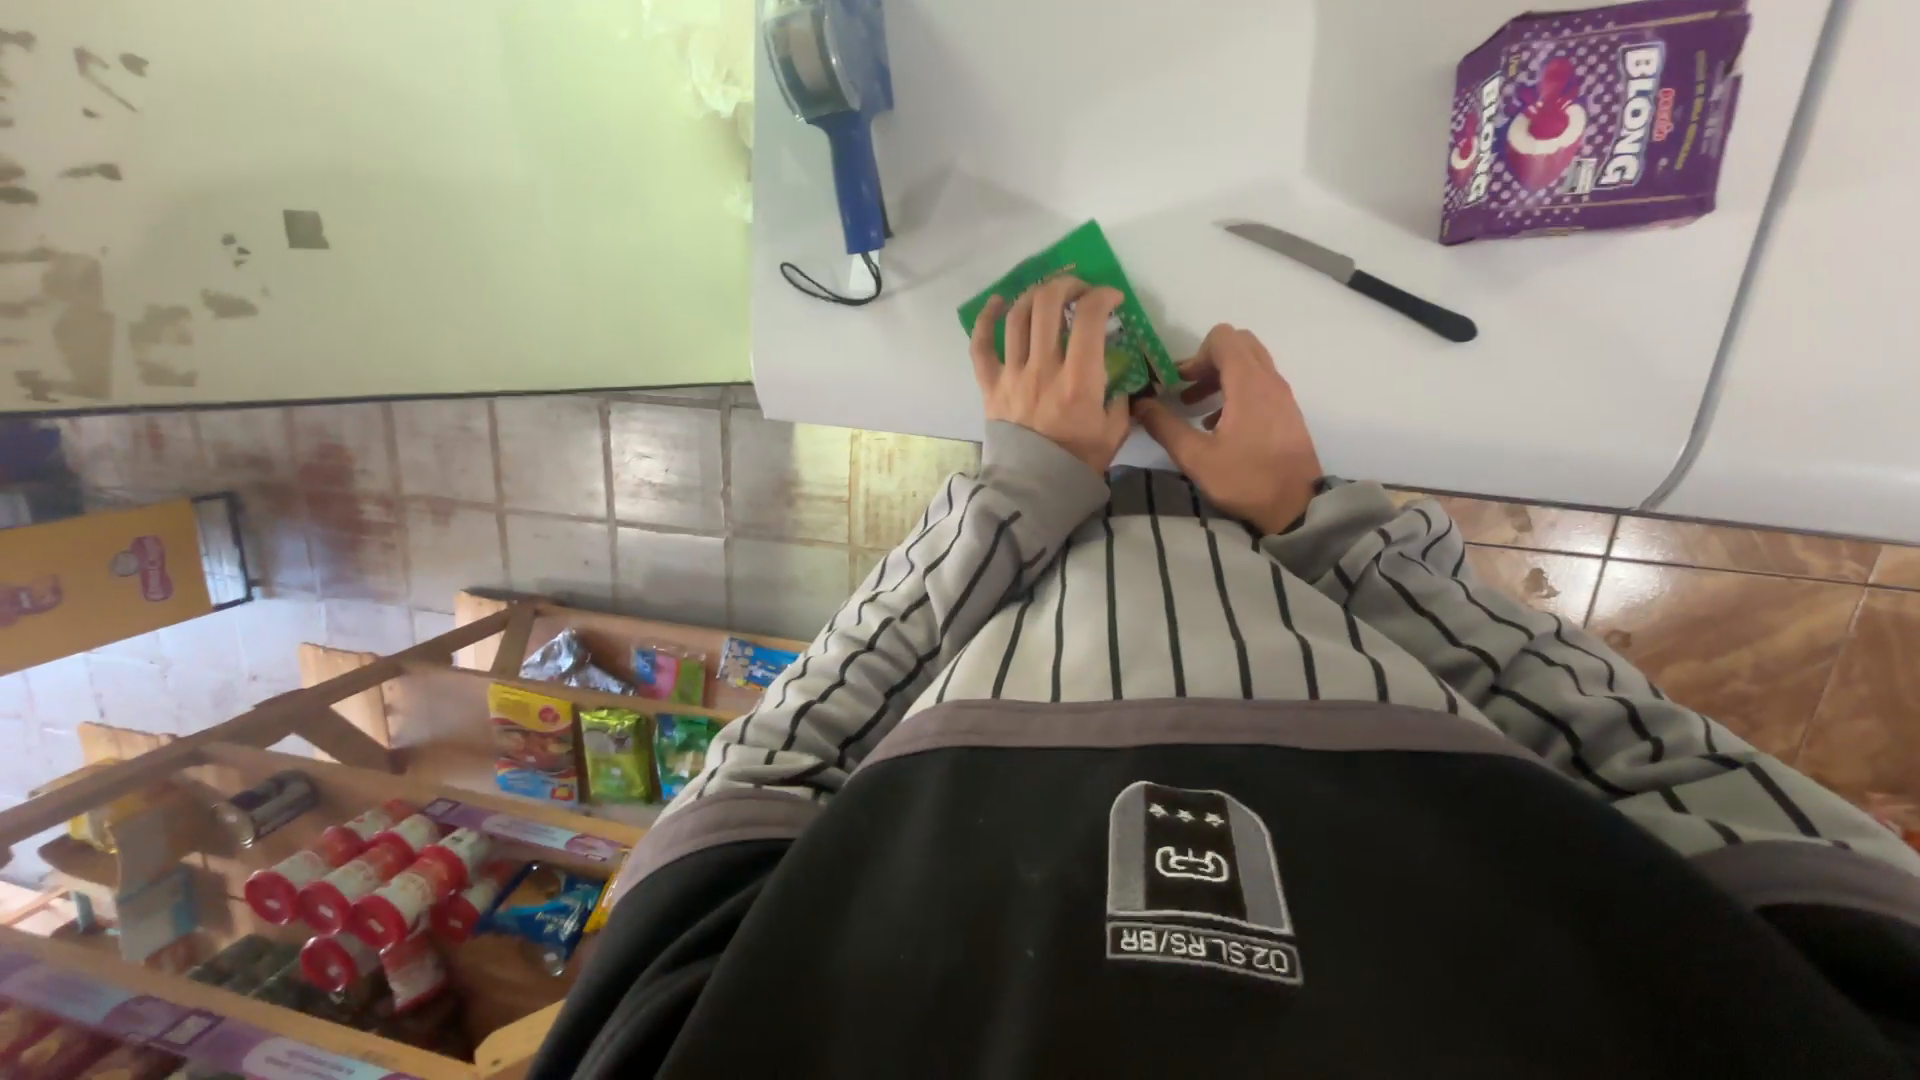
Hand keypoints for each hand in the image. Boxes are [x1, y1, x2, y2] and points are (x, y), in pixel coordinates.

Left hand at [971, 277, 1133, 473]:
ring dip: (1035, 295)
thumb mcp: (1113, 434)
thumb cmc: (1076, 464)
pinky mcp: (990, 386)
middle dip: (1068, 286)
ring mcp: (1012, 375)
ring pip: (1017, 316)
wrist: (1032, 490)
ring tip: (1049, 295)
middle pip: (1048, 304)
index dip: (1103, 296)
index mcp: (1079, 381)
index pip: (1090, 317)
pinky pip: (981, 345)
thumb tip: (1120, 379)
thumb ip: (1121, 401)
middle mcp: (1043, 369)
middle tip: (1080, 291)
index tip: (1113, 299)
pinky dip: (987, 318)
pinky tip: (998, 302)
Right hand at [1133, 325, 1322, 534]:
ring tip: (1195, 407)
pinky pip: (1259, 383)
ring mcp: (1281, 394)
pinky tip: (1217, 424)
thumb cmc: (1245, 479)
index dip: (1195, 353)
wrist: (1296, 506)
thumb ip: (1164, 426)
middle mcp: (1269, 379)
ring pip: (1249, 363)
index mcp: (1248, 383)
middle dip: (1207, 360)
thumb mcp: (1195, 457)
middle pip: (1238, 344)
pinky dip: (1236, 390)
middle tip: (1187, 387)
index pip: (1223, 337)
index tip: (1179, 382)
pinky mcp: (1286, 410)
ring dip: (1220, 376)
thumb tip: (1139, 404)